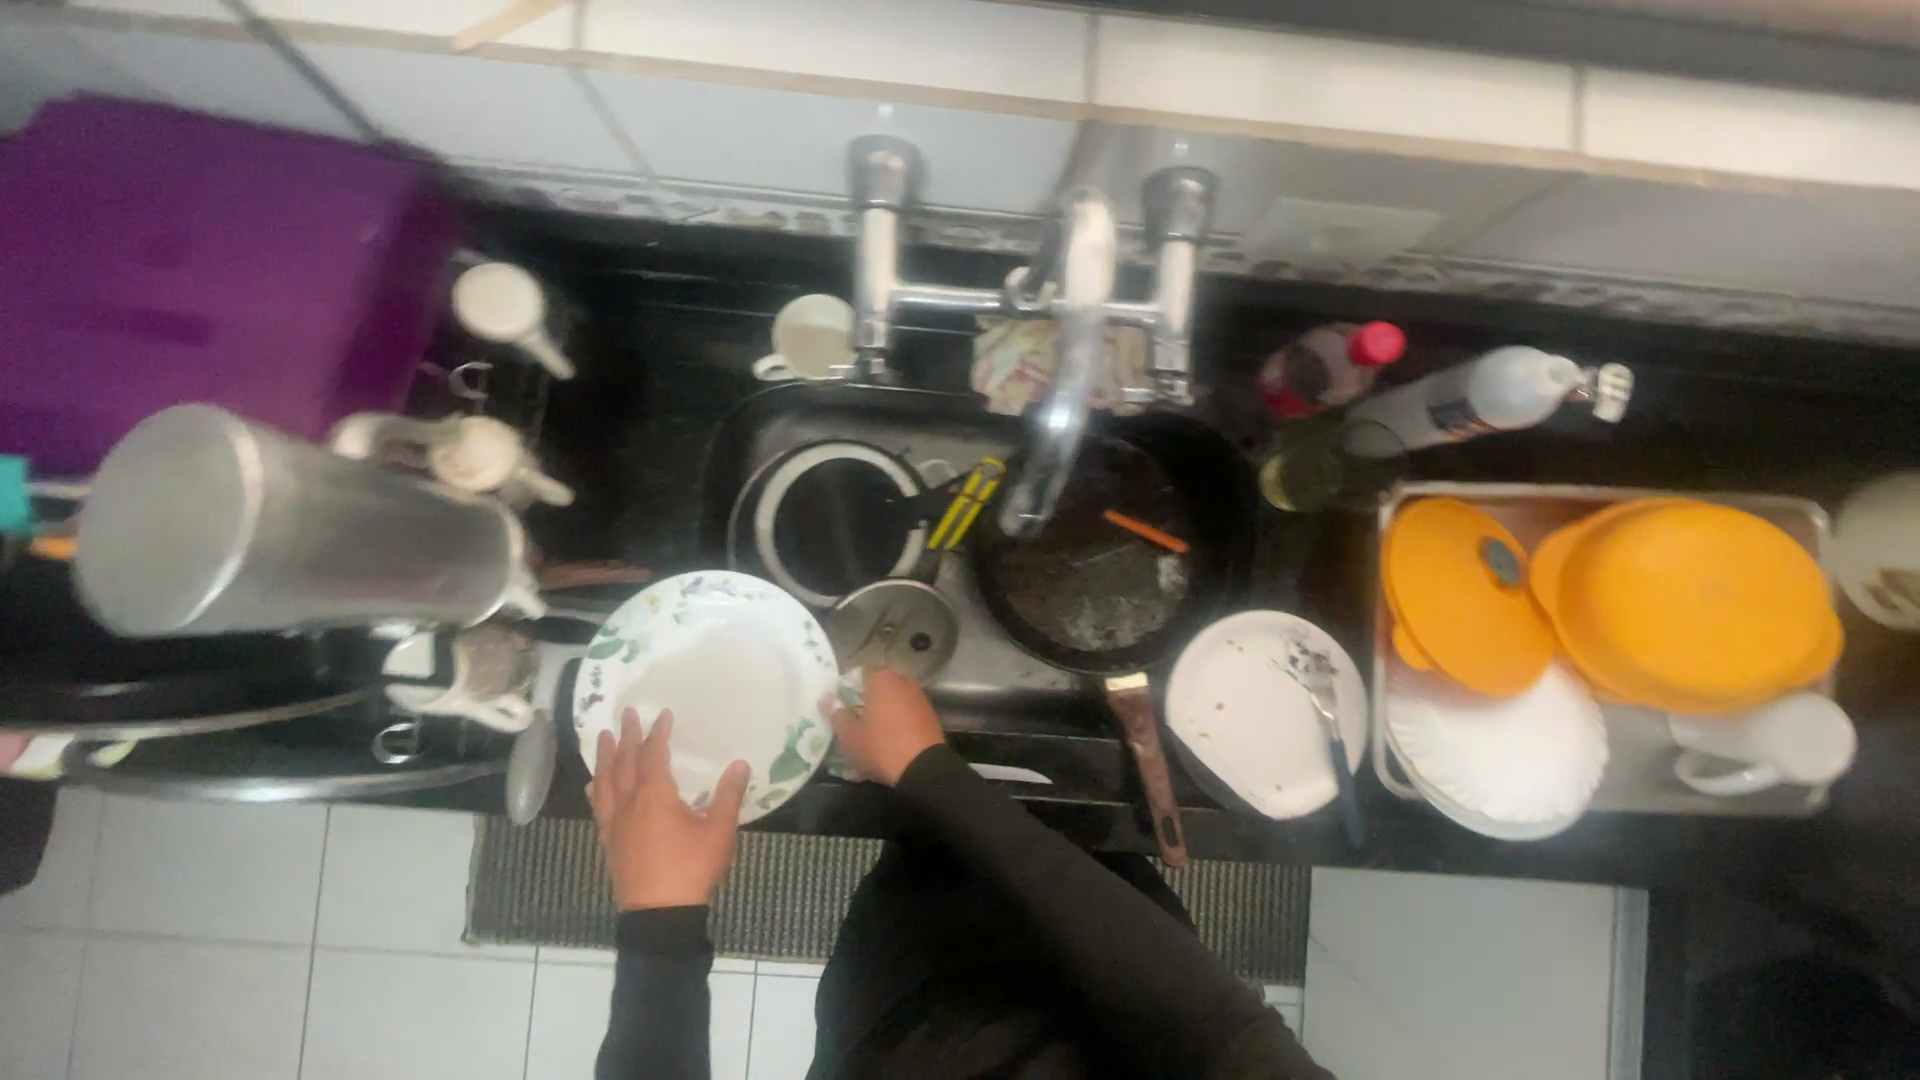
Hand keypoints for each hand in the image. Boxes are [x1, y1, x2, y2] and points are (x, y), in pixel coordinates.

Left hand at [591, 708, 750, 910]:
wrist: (660, 916)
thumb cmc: (691, 869)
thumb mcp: (719, 832)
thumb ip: (729, 795)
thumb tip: (740, 763)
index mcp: (655, 797)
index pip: (654, 755)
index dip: (658, 733)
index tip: (663, 714)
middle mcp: (629, 804)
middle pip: (624, 763)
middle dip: (626, 737)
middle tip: (626, 714)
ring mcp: (615, 824)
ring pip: (604, 783)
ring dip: (604, 758)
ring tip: (602, 739)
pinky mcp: (610, 842)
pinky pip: (598, 806)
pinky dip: (597, 788)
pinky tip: (595, 786)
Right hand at [831, 667, 945, 785]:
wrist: (924, 768)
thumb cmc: (880, 746)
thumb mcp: (850, 735)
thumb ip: (836, 714)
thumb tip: (827, 698)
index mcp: (881, 679)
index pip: (859, 673)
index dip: (847, 689)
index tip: (839, 707)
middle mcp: (902, 681)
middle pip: (877, 689)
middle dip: (864, 705)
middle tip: (852, 725)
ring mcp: (919, 698)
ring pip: (891, 705)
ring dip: (880, 719)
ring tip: (868, 742)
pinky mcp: (929, 715)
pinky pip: (905, 717)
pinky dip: (895, 728)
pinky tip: (886, 749)